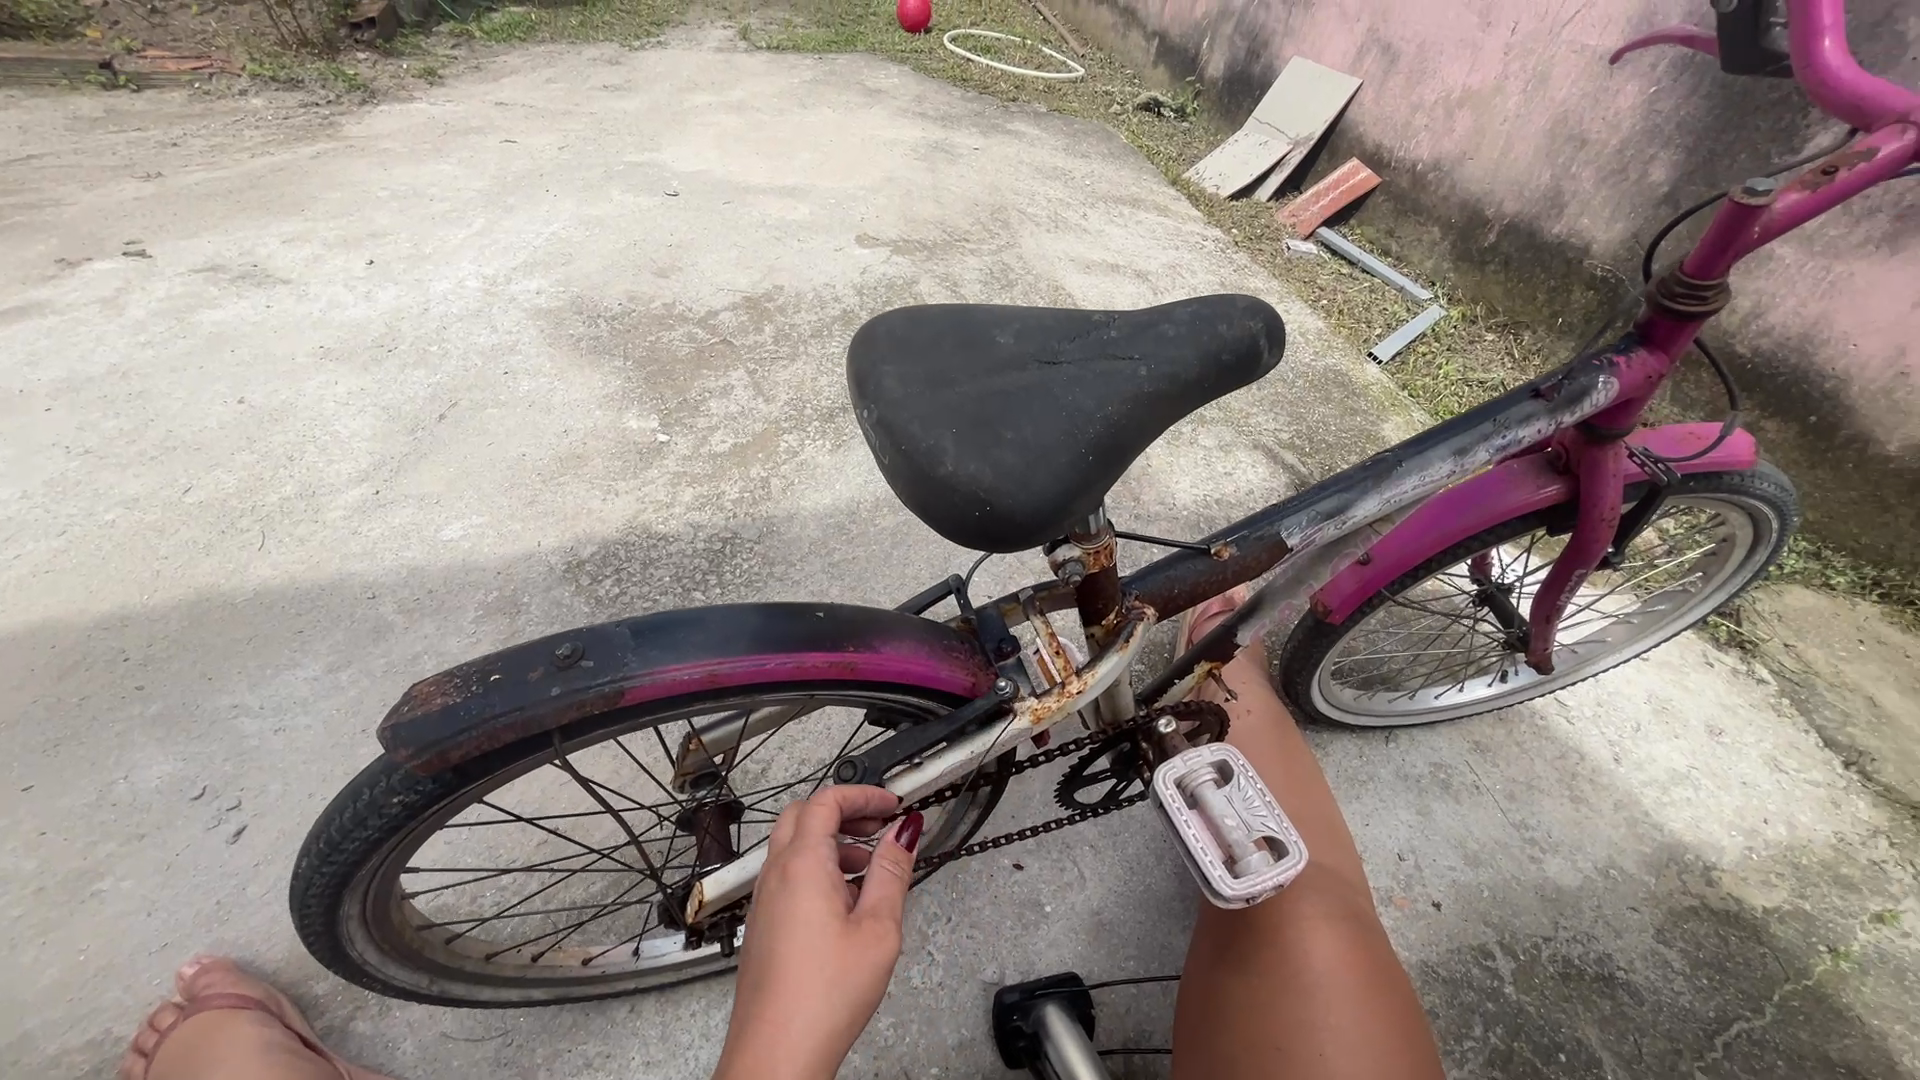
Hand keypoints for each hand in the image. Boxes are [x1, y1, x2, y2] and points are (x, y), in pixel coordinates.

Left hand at [712, 786, 923, 1079]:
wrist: (775, 1056)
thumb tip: (905, 831)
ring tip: (870, 869)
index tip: (892, 804)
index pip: (826, 800)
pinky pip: (788, 875)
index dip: (862, 793)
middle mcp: (776, 874)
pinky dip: (817, 869)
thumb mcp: (878, 928)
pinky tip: (846, 905)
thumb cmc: (823, 996)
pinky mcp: (763, 925)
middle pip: (803, 814)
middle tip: (879, 824)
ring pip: (794, 846)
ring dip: (832, 841)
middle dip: (844, 810)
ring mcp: (764, 900)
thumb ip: (892, 872)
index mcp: (802, 864)